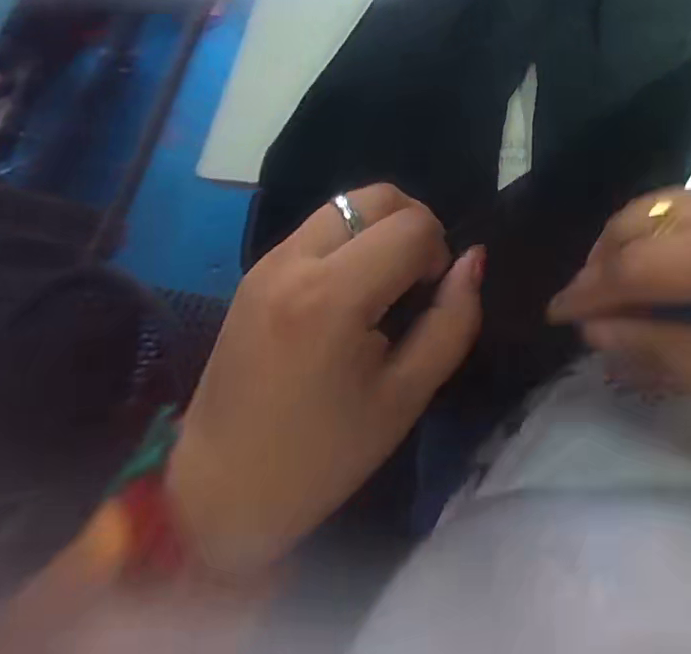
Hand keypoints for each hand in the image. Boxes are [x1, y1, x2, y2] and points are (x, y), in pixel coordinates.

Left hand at [166, 185, 481, 576]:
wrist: (217, 493)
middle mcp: (294, 262)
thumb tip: (473, 260)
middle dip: (415, 224)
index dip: (440, 252)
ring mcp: (267, 262)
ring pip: (347, 205)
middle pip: (378, 197)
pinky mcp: (255, 272)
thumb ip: (453, 319)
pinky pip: (319, 228)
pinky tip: (351, 294)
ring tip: (385, 286)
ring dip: (381, 229)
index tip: (431, 299)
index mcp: (332, 297)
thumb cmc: (323, 456)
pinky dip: (351, 240)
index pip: (413, 226)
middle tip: (417, 280)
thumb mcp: (407, 395)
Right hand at [547, 188, 690, 422]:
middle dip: (598, 264)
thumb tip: (595, 332)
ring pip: (654, 207)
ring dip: (622, 244)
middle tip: (584, 312)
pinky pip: (680, 207)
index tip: (553, 318)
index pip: (632, 265)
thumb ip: (665, 350)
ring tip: (612, 293)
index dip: (586, 292)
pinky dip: (651, 233)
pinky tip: (654, 268)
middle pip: (634, 223)